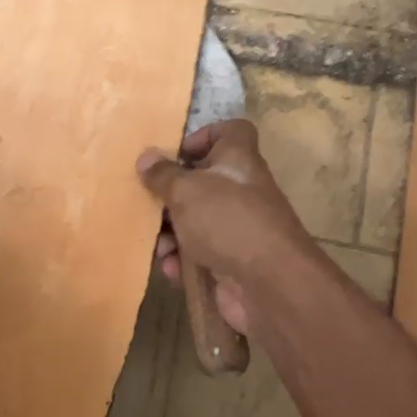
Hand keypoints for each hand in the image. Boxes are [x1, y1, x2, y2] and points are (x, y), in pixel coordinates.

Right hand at [136, 120, 315, 334]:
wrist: (270, 284)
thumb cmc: (226, 221)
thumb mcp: (185, 191)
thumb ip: (163, 175)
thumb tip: (146, 157)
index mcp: (238, 160)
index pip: (232, 132)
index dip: (205, 135)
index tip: (177, 152)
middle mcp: (241, 190)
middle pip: (203, 181)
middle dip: (172, 195)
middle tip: (149, 205)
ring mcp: (238, 227)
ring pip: (196, 221)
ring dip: (171, 233)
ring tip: (159, 248)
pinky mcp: (233, 261)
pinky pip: (200, 253)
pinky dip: (184, 260)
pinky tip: (173, 270)